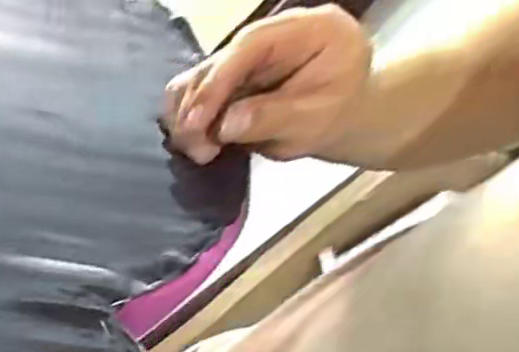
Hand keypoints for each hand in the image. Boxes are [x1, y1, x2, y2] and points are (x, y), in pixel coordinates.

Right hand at [161, 5, 371, 163]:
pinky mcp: (221, 81)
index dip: (215, 83)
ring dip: (185, 121)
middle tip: (202, 153)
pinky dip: (183, 122)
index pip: (248, 45)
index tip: (195, 124)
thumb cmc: (332, 113)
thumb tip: (225, 126)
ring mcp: (239, 59)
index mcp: (303, 30)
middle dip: (195, 111)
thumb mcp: (315, 118)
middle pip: (212, 65)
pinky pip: (187, 97)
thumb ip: (273, 117)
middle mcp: (265, 37)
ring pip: (191, 82)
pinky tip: (198, 143)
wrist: (335, 112)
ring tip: (203, 152)